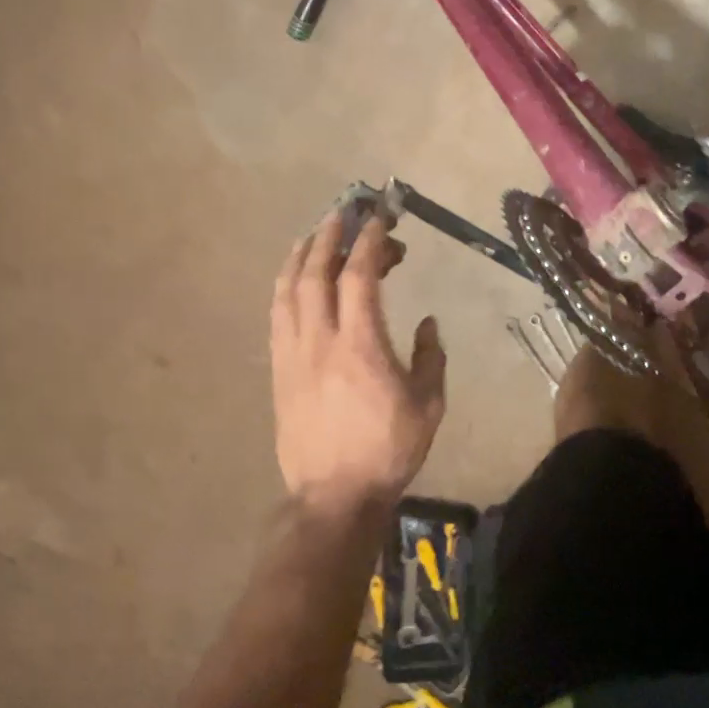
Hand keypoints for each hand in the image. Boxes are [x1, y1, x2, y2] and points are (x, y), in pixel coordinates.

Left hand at [269, 211, 445, 506]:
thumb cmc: (389, 449)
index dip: (371, 242)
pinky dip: (286, 286)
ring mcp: (293, 355)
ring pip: (289, 290)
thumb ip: (430, 357)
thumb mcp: (429, 404)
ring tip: (316, 232)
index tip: (382, 221)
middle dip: (332, 235)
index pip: (360, 277)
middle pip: (317, 273)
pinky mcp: (279, 371)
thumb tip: (425, 324)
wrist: (334, 496)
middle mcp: (321, 341)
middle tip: (348, 211)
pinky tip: (295, 277)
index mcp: (361, 345)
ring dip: (302, 254)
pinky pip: (277, 316)